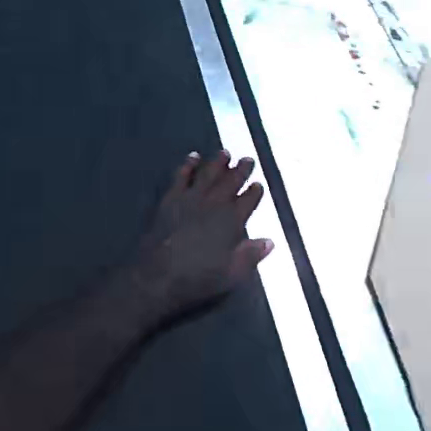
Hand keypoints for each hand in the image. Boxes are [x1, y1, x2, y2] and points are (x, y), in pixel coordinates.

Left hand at [126, 151, 272, 321]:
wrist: (160, 273)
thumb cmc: (199, 277)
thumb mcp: (233, 274)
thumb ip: (251, 255)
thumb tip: (270, 241)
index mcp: (231, 221)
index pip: (248, 201)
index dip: (254, 192)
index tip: (259, 183)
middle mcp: (214, 204)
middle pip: (230, 182)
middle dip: (241, 170)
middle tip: (248, 159)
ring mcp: (191, 197)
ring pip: (208, 174)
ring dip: (217, 162)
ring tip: (225, 152)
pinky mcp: (172, 197)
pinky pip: (182, 175)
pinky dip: (188, 164)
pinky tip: (193, 156)